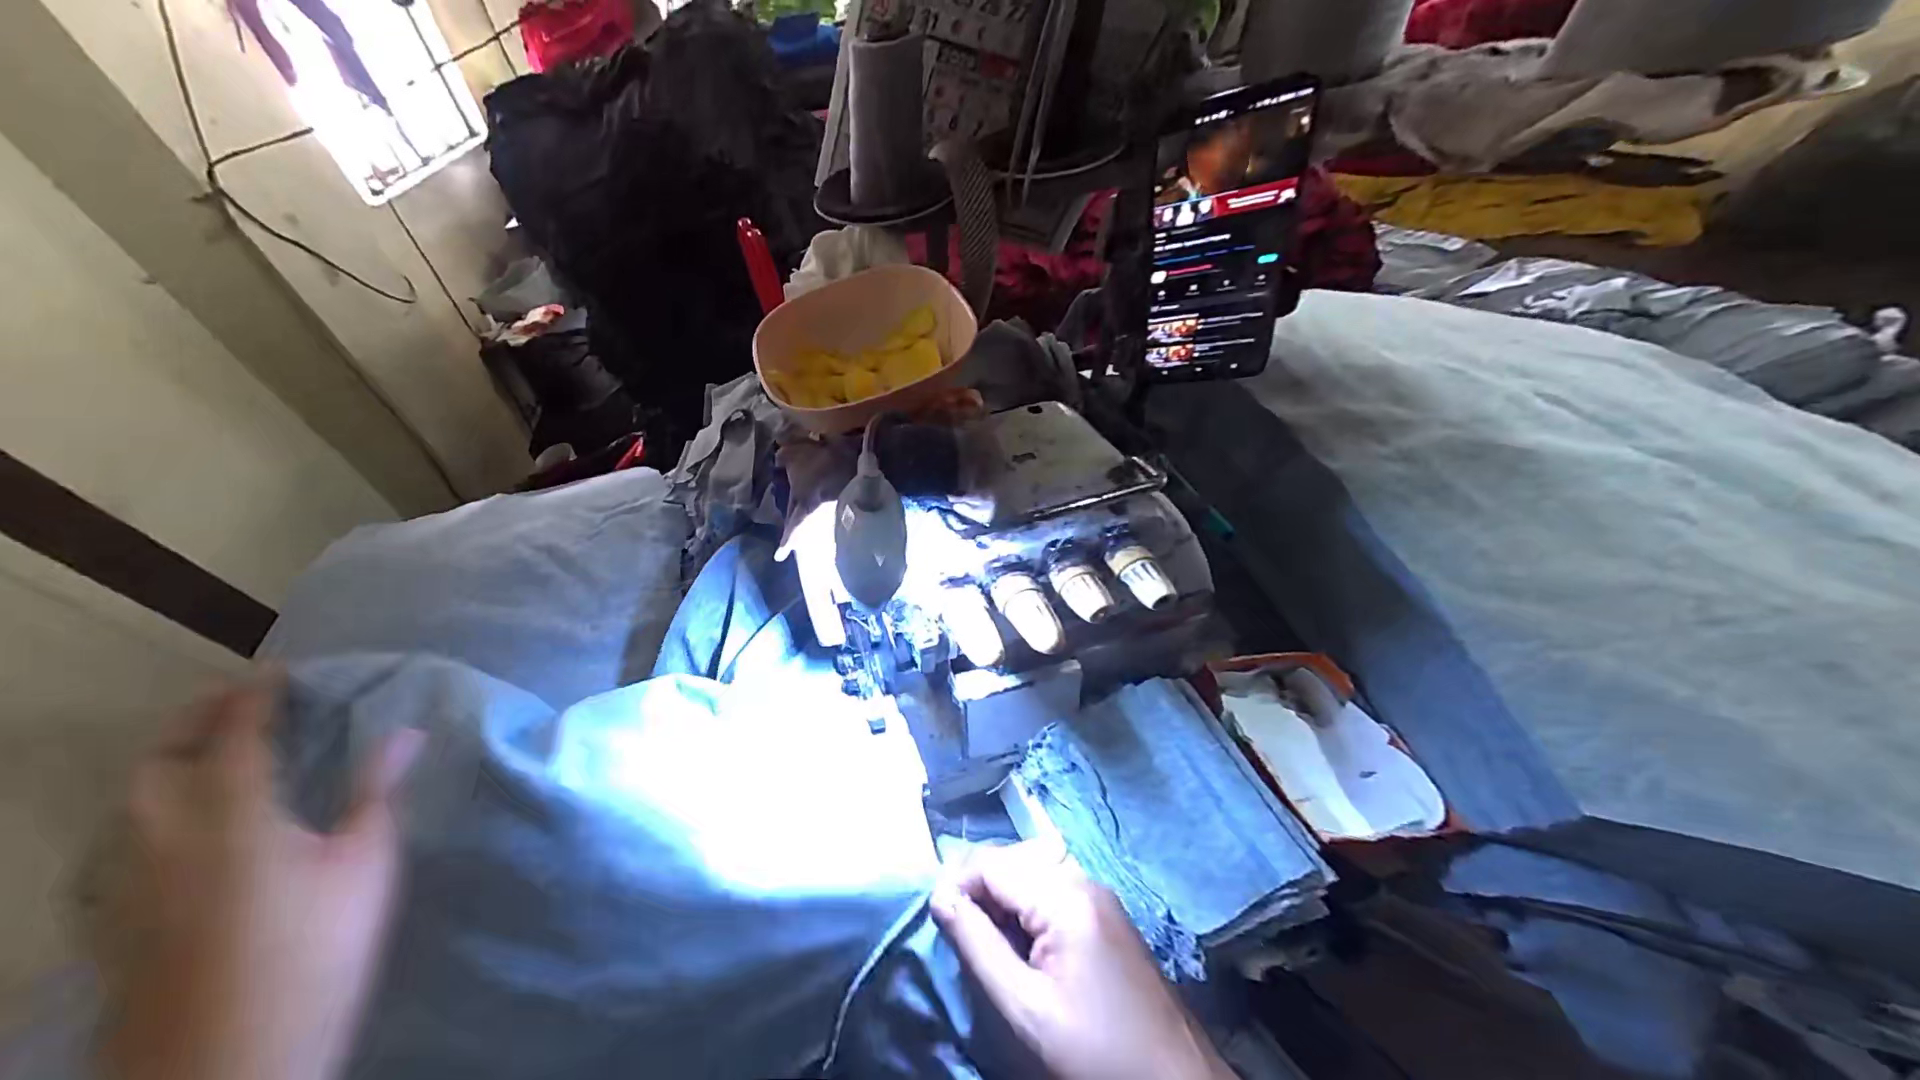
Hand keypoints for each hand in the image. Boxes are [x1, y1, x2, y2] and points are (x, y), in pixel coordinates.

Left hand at [103, 676, 423, 1079]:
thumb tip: (405, 733)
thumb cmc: (317, 949)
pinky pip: (130, 837)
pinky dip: (159, 806)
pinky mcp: (122, 916)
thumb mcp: (364, 865)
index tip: (276, 672)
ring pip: (132, 802)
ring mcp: (132, 881)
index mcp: (233, 819)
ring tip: (219, 753)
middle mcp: (166, 839)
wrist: (233, 1055)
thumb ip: (375, 792)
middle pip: (156, 763)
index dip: (254, 699)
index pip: (235, 739)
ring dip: (170, 762)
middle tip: (236, 703)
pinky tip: (194, 819)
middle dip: (191, 723)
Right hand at [930, 842, 1234, 1079]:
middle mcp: (1085, 881)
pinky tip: (1022, 948)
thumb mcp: (1024, 1008)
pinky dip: (1027, 910)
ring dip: (1002, 900)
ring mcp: (1100, 897)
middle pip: (1013, 861)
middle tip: (961, 937)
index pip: (992, 862)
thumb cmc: (1095, 1054)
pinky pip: (1054, 893)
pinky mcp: (1107, 918)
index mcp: (1066, 896)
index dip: (958, 885)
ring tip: (987, 945)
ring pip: (1031, 874)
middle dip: (979, 890)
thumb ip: (977, 945)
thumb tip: (940, 896)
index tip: (939, 924)